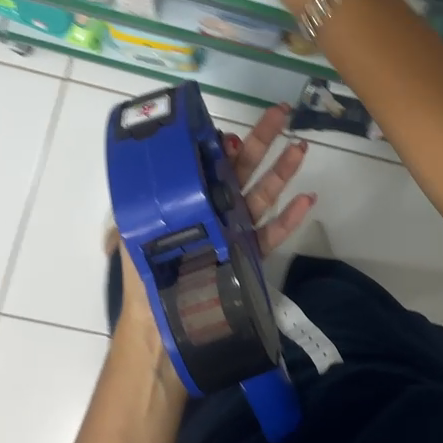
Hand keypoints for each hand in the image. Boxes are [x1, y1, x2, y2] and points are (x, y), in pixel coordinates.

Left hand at [110, 105, 315, 365]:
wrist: (162, 330)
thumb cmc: (146, 280)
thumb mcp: (136, 231)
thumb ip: (151, 199)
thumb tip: (162, 164)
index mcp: (189, 200)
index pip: (209, 164)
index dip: (222, 145)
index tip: (229, 133)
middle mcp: (214, 211)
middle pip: (243, 169)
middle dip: (263, 139)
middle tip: (282, 112)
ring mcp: (236, 232)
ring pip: (263, 195)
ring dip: (283, 171)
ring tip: (301, 148)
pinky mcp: (250, 257)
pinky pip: (272, 233)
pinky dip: (290, 217)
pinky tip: (306, 199)